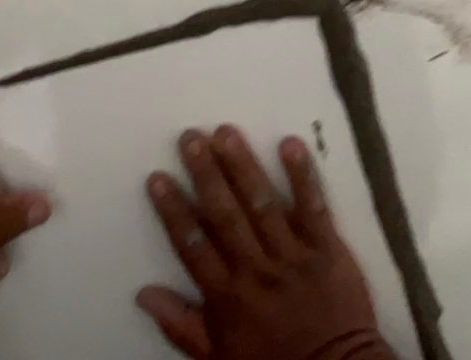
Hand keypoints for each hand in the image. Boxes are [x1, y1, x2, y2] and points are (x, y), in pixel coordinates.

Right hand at [137, 126, 394, 359]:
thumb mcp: (218, 357)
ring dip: (243, 166)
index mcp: (227, 295)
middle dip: (206, 174)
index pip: (193, 245)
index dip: (174, 211)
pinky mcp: (328, 250)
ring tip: (226, 132)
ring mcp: (293, 256)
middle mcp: (256, 270)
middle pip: (225, 215)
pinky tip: (290, 144)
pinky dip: (302, 176)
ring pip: (262, 204)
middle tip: (190, 138)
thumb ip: (181, 324)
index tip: (158, 177)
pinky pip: (314, 209)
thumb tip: (143, 293)